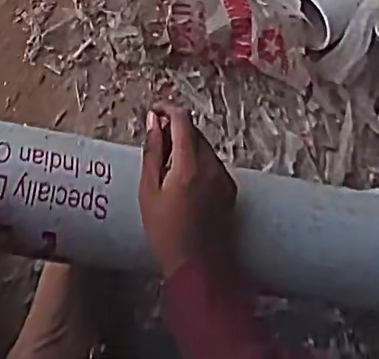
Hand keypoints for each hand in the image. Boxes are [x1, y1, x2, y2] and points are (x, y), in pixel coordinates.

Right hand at [139, 104, 237, 277]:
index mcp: (189, 164)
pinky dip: (198, 161)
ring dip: (187, 145)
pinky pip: (212, 162)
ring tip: (169, 167)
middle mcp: (211, 166)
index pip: (183, 119)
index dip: (167, 108)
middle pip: (194, 131)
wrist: (198, 269)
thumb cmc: (166, 231)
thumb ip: (152, 150)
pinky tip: (185, 181)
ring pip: (204, 146)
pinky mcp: (230, 189)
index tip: (154, 112)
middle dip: (176, 128)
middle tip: (157, 143)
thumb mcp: (148, 189)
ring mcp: (223, 178)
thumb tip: (154, 120)